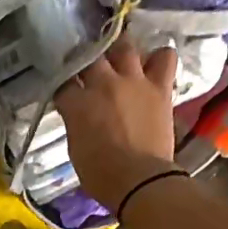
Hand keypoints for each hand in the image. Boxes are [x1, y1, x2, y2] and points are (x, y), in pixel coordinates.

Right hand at [53, 40, 180, 205]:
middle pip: (90, 57)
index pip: (63, 83)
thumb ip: (75, 123)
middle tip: (87, 72)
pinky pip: (164, 57)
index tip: (65, 92)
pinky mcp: (160, 86)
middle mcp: (104, 84)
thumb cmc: (100, 174)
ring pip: (124, 47)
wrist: (139, 180)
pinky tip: (152, 66)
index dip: (63, 86)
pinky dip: (158, 58)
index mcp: (78, 104)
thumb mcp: (75, 148)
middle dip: (84, 61)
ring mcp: (134, 81)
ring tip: (119, 62)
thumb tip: (77, 112)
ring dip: (118, 53)